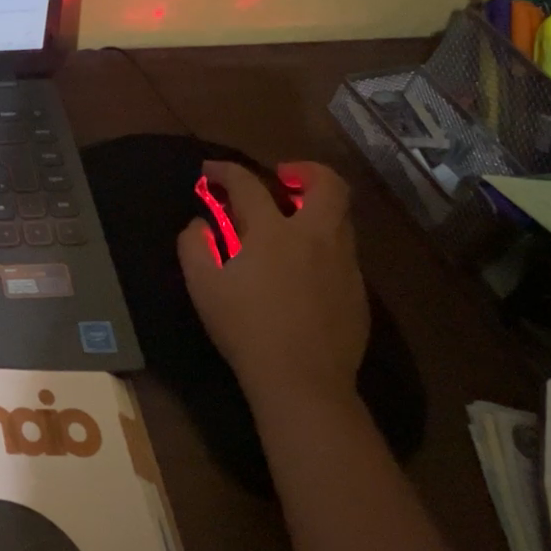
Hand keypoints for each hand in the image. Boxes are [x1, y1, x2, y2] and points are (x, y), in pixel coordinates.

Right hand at [176, 161, 368, 404]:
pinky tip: (301, 266)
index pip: (248, 184)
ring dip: (315, 207)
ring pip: (340, 217)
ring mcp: (344, 263)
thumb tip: (201, 224)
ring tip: (289, 222)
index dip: (225, 171)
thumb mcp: (202, 283)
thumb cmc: (244, 326)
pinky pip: (343, 250)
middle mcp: (316, 237)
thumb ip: (194, 243)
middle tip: (281, 177)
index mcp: (273, 231)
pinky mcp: (357, 290)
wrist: (303, 380)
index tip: (209, 172)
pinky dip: (322, 242)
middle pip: (327, 184)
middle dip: (304, 170)